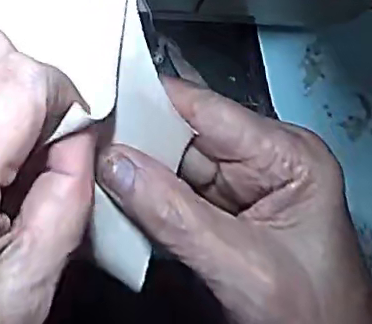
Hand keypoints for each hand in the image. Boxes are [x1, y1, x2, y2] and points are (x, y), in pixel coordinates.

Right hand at [97, 77, 371, 323]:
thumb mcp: (248, 272)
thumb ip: (177, 216)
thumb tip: (113, 162)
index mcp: (286, 153)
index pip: (202, 107)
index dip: (146, 98)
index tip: (97, 98)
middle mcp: (261, 155)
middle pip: (179, 129)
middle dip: (134, 136)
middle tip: (85, 137)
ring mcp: (239, 181)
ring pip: (168, 157)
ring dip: (133, 165)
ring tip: (92, 162)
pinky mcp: (220, 208)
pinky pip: (169, 187)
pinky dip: (142, 192)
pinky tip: (113, 189)